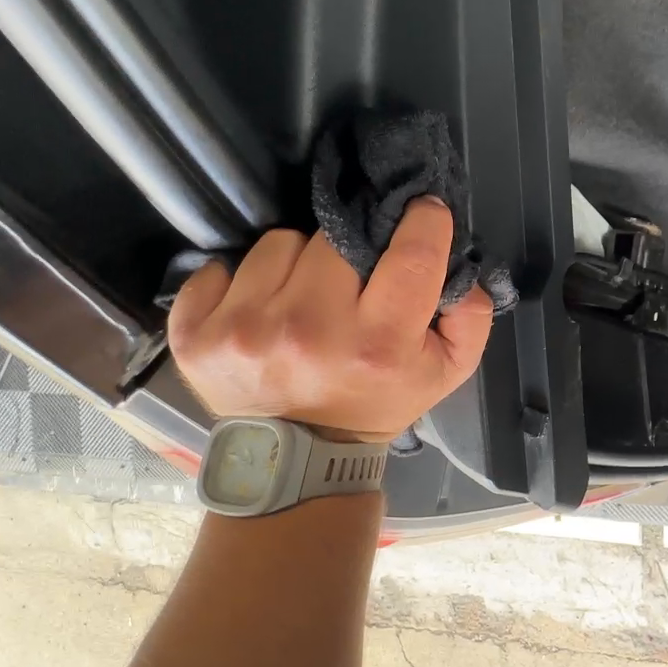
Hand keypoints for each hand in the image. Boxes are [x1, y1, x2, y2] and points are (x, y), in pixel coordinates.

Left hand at [168, 197, 494, 442]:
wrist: (300, 456)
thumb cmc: (380, 402)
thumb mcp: (449, 371)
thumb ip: (471, 317)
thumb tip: (458, 265)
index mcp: (378, 343)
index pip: (412, 255)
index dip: (424, 222)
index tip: (425, 209)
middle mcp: (309, 330)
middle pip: (336, 240)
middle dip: (354, 249)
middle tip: (357, 275)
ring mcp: (244, 330)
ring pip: (279, 244)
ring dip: (299, 261)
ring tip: (307, 293)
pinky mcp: (196, 334)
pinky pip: (219, 268)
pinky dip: (242, 280)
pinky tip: (262, 305)